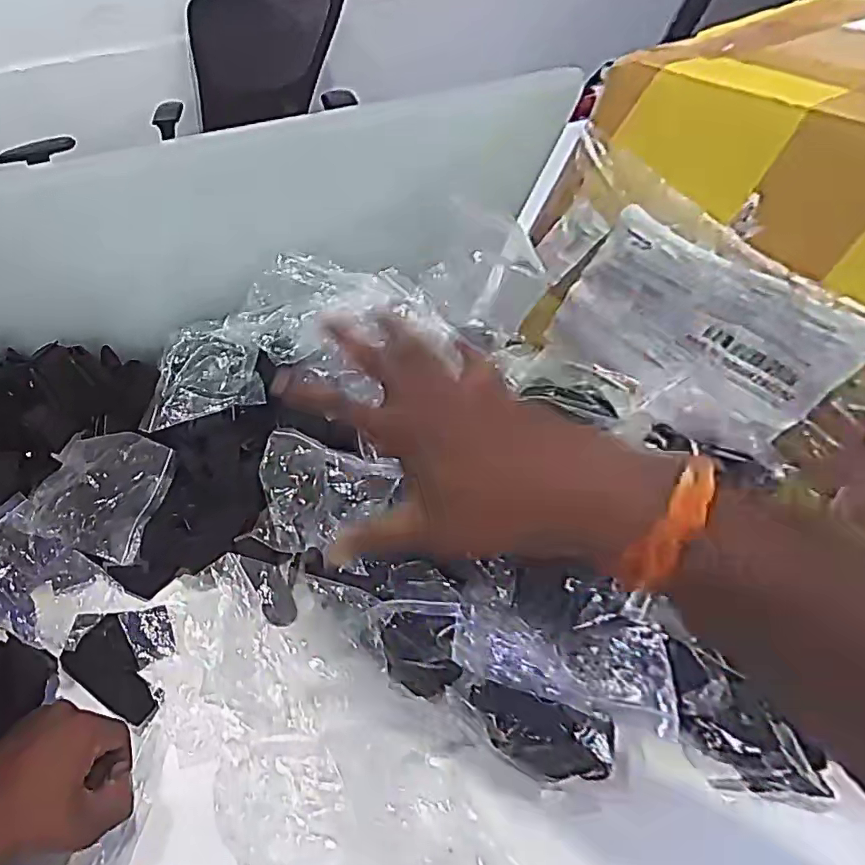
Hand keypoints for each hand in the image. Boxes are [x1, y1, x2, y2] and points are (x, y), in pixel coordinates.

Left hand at [0, 701, 133, 864]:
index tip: (108, 790)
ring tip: (61, 798)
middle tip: (85, 798)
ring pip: (74, 737)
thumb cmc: (27, 816)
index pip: (122, 736)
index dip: (121, 769)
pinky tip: (43, 791)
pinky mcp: (20, 730)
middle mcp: (57, 714)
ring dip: (76, 764)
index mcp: (80, 726)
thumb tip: (122, 787)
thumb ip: (121, 799)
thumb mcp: (91, 821)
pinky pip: (52, 739)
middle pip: (98, 734)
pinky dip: (55, 761)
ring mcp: (35, 720)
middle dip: (98, 765)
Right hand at [276, 315, 679, 568]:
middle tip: (329, 317)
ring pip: (425, 351)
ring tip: (383, 310)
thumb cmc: (497, 512)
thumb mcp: (428, 531)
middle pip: (382, 362)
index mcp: (403, 433)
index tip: (281, 380)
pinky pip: (472, 361)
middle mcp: (428, 403)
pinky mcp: (499, 392)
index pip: (342, 408)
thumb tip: (328, 554)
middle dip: (351, 339)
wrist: (584, 493)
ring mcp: (466, 392)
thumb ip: (375, 537)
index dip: (308, 394)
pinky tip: (456, 339)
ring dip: (400, 330)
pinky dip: (459, 348)